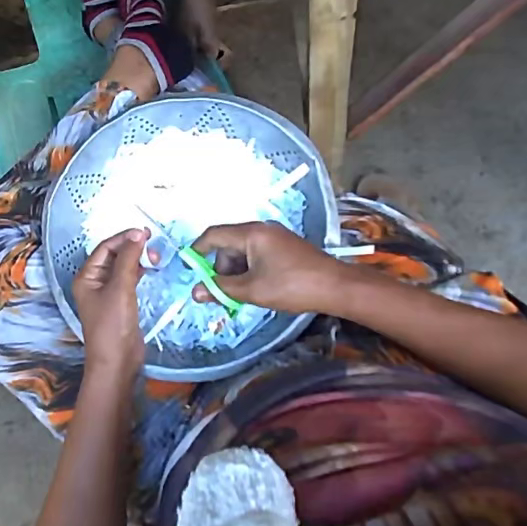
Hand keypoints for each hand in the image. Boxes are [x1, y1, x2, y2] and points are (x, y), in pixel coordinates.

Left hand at [73, 228, 149, 375]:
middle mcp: (94, 282)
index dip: (125, 238)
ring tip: (156, 257)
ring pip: (123, 267)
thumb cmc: (113, 324)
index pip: (105, 248)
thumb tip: (138, 234)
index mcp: (87, 276)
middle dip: (133, 248)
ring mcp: (107, 293)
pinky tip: (150, 269)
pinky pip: (129, 279)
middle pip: (114, 255)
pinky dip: (139, 271)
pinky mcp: (120, 303)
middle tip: (154, 246)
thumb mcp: (120, 288)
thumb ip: (129, 259)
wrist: (117, 362)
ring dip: (138, 259)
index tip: (146, 233)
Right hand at [189, 222, 357, 315]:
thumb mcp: (252, 290)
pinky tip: (255, 289)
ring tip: (240, 296)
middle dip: (220, 269)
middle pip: (228, 245)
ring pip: (243, 252)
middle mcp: (262, 229)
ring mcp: (275, 237)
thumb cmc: (292, 285)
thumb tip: (195, 292)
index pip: (214, 235)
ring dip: (236, 273)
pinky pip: (258, 255)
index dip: (198, 250)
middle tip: (220, 294)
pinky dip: (250, 271)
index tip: (189, 269)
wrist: (336, 287)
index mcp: (252, 233)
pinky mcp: (285, 248)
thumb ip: (221, 289)